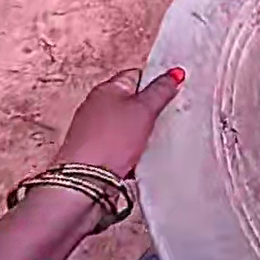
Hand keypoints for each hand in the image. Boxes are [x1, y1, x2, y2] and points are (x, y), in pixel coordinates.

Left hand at [54, 68, 184, 176]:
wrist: (84, 186)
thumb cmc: (111, 142)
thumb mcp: (144, 110)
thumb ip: (161, 89)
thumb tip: (175, 73)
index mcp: (107, 89)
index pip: (137, 76)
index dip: (156, 83)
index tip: (171, 93)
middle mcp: (97, 107)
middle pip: (133, 102)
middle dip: (150, 110)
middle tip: (168, 117)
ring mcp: (94, 132)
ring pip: (128, 126)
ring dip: (142, 133)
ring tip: (155, 141)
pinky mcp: (95, 154)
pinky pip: (121, 146)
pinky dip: (132, 151)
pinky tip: (141, 158)